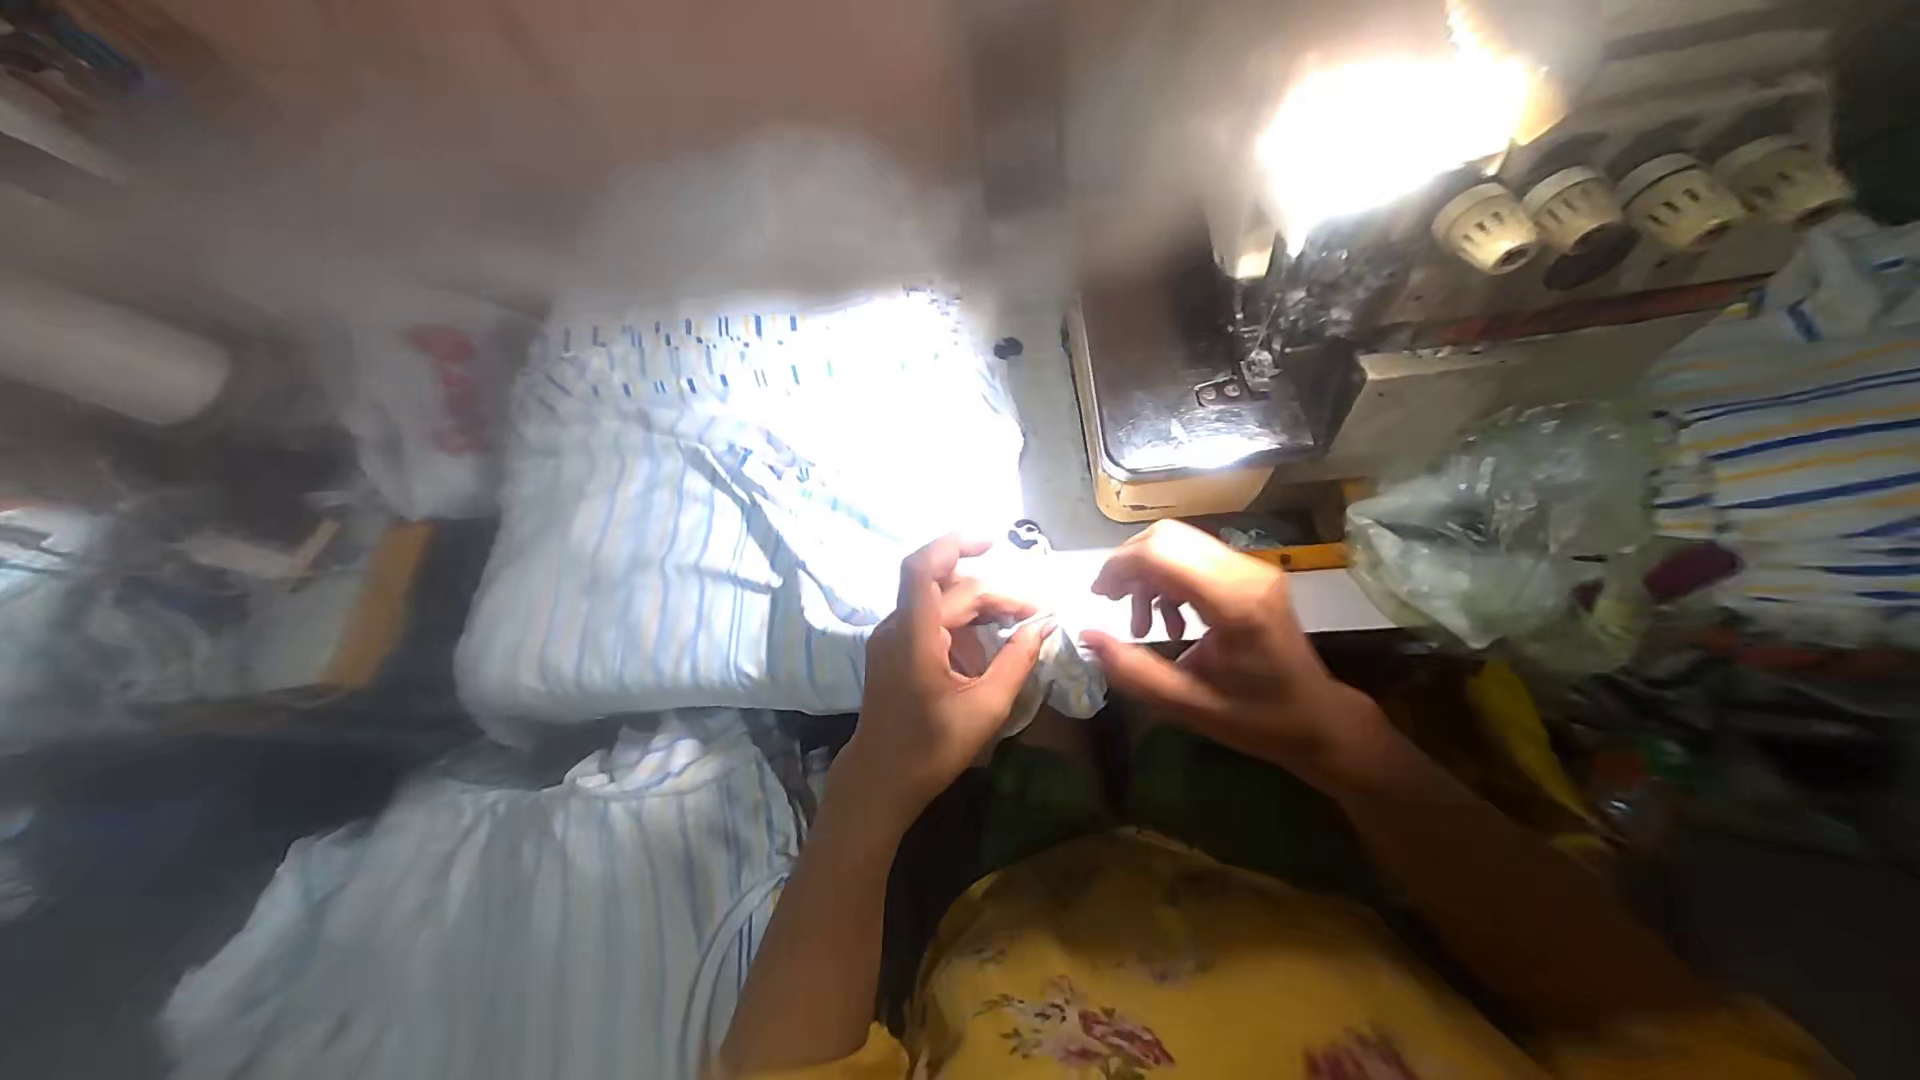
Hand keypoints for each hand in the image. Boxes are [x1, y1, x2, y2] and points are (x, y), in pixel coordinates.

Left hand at [834, 535, 1049, 831]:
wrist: (880, 778)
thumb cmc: (931, 749)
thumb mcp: (985, 709)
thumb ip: (1016, 662)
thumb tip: (1043, 627)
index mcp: (914, 637)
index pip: (923, 568)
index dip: (955, 544)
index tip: (994, 542)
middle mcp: (897, 626)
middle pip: (947, 587)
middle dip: (994, 593)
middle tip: (1034, 615)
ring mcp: (892, 636)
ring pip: (939, 599)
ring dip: (979, 603)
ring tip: (1018, 621)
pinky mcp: (895, 648)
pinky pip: (931, 617)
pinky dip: (963, 619)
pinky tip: (990, 636)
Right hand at [1081, 521, 1392, 787]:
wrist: (1319, 719)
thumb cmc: (1259, 719)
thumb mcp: (1188, 705)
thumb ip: (1133, 670)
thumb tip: (1087, 636)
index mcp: (1235, 604)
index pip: (1162, 554)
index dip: (1119, 567)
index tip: (1099, 597)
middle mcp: (1246, 573)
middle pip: (1167, 537)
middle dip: (1128, 565)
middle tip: (1112, 603)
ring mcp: (1252, 569)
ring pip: (1178, 542)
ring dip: (1147, 574)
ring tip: (1142, 622)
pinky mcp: (1251, 573)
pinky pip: (1194, 556)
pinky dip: (1167, 579)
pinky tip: (1168, 619)